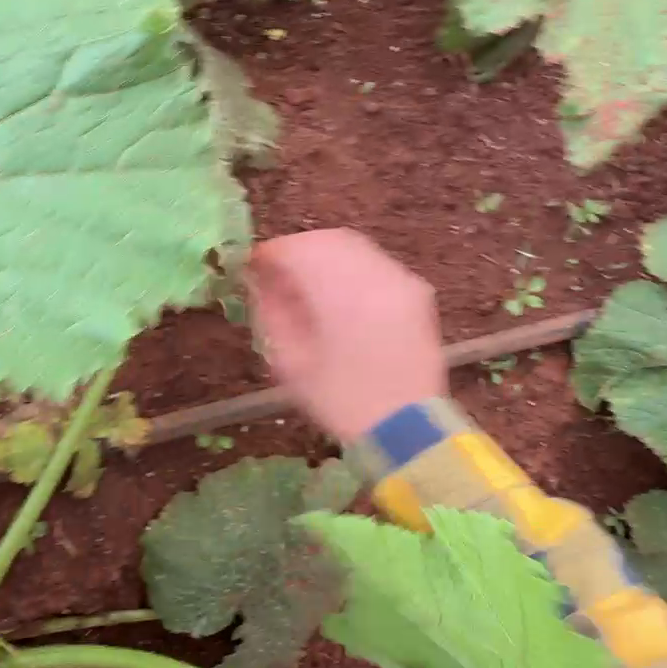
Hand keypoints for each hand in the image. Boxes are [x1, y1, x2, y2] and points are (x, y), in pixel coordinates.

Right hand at [246, 228, 447, 441]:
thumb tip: (261, 285)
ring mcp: (400, 281)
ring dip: (322, 256)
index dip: (269, 254)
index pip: (297, 251)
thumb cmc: (340, 401)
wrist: (405, 426)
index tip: (251, 267)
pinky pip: (374, 263)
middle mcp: (374, 276)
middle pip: (326, 241)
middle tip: (274, 274)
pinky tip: (335, 294)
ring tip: (303, 284)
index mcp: (339, 294)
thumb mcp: (290, 364)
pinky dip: (348, 267)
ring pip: (353, 247)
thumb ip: (271, 315)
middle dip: (296, 251)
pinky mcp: (415, 292)